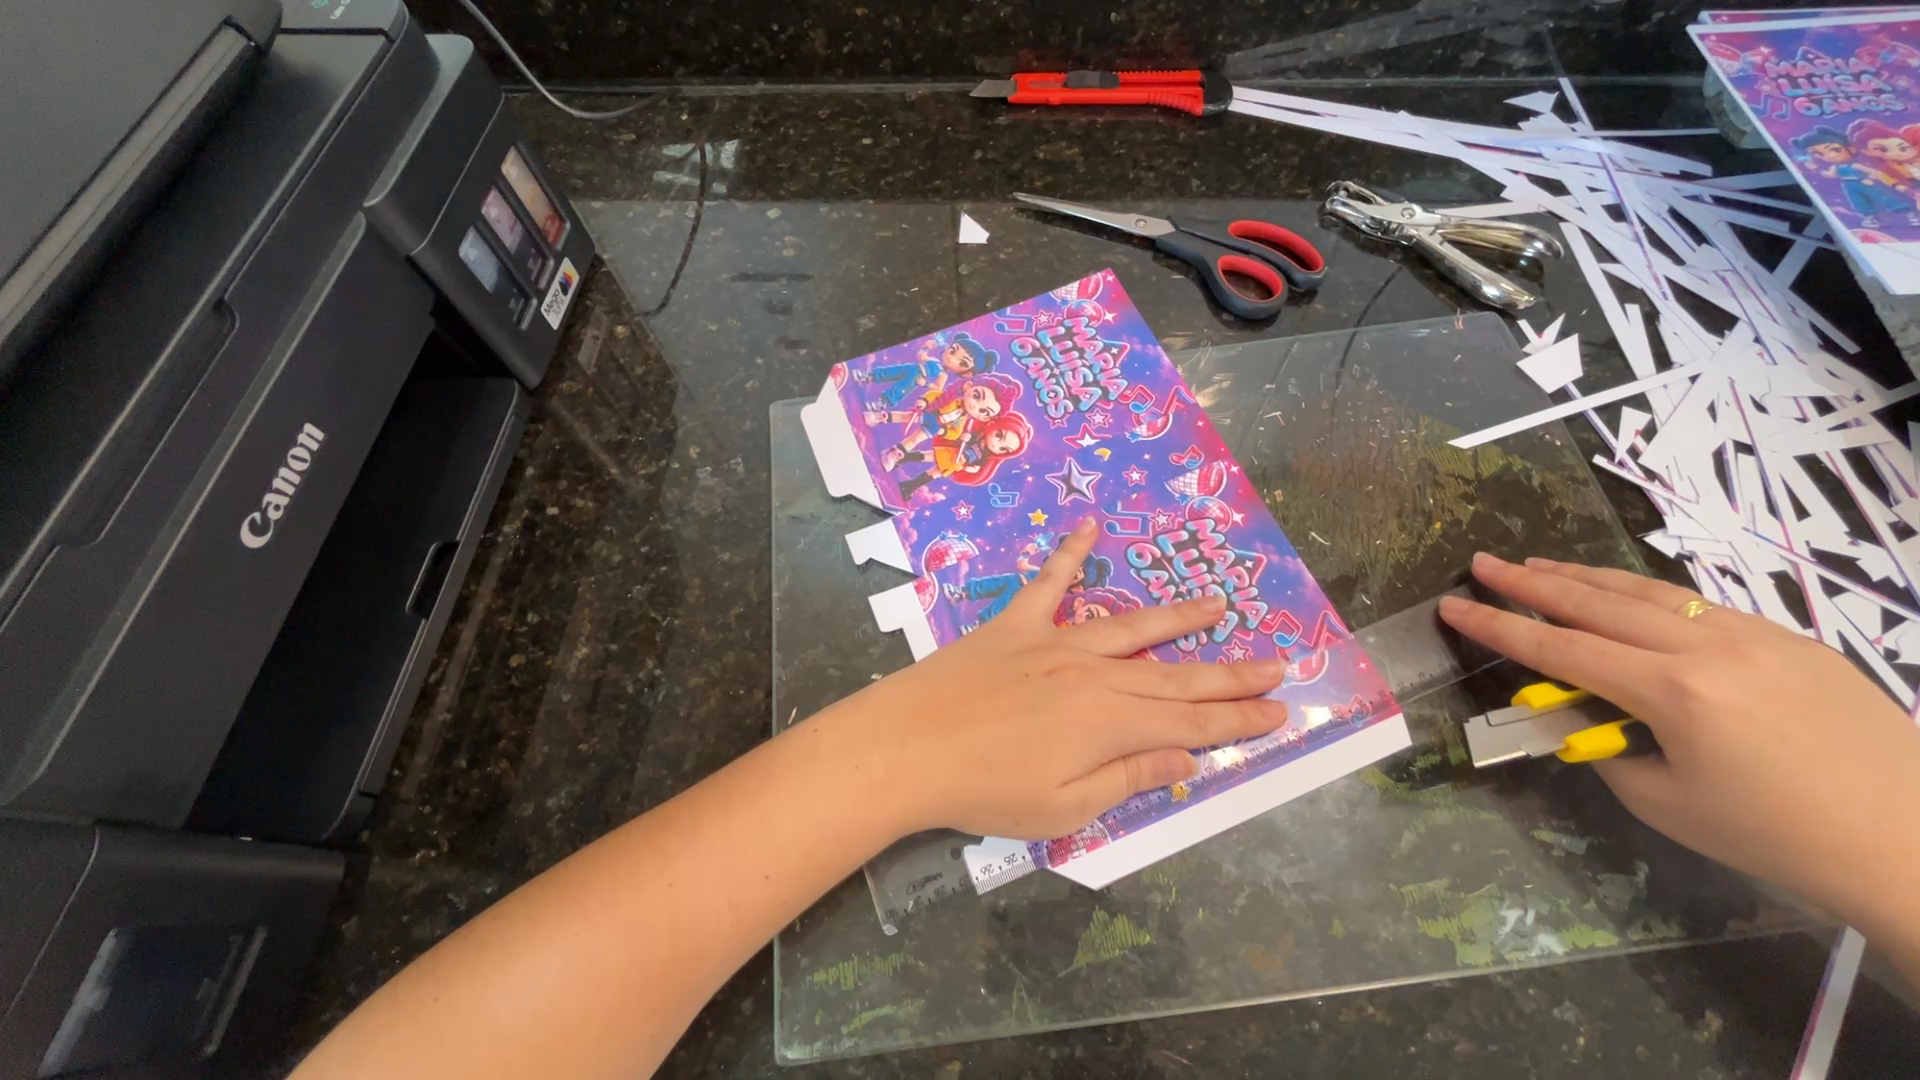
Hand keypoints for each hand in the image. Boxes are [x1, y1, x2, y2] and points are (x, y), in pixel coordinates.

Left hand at [821, 517, 1288, 840]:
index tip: (1280, 711)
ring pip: (1132, 626)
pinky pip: (1050, 584)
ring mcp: (1055, 642)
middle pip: (1176, 674)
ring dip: (1179, 616)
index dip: (1238, 719)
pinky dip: (1070, 554)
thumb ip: (1128, 777)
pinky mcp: (1015, 625)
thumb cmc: (983, 790)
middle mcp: (1094, 673)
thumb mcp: (1063, 808)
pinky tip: (1088, 528)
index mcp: (1110, 722)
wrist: (905, 747)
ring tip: (1219, 603)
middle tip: (1277, 664)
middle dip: (1230, 673)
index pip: (1192, 722)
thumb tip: (1187, 757)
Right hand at [1439, 554, 1919, 938]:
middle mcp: (1707, 649)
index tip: (1453, 604)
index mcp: (1672, 693)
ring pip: (1646, 592)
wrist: (1917, 845)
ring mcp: (1754, 636)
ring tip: (1537, 563)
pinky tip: (1621, 594)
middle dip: (1530, 581)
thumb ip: (1608, 748)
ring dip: (1583, 576)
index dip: (1497, 627)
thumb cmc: (1776, 836)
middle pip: (1595, 603)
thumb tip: (1585, 717)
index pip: (1559, 649)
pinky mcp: (1790, 640)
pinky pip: (1695, 605)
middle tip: (1483, 562)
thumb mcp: (1664, 802)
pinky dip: (1642, 593)